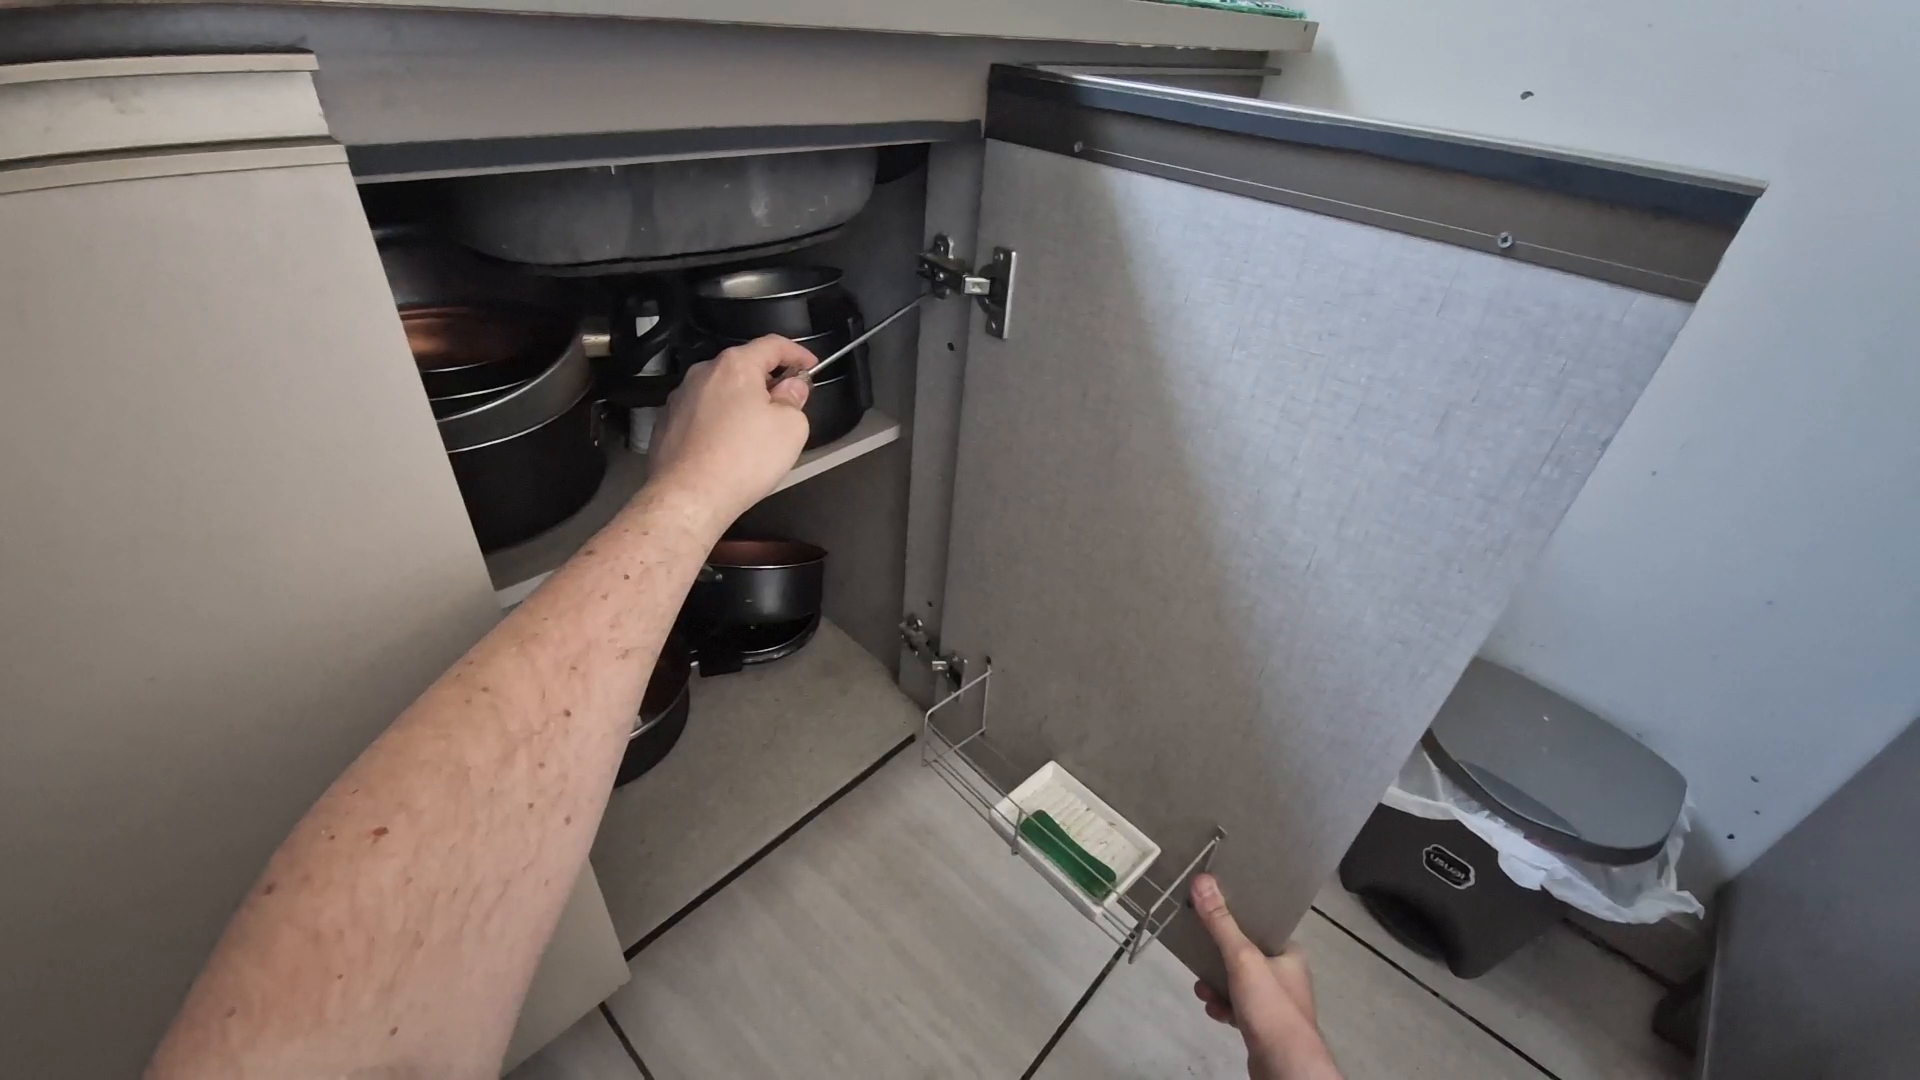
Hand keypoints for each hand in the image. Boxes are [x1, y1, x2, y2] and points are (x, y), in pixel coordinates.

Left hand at [646, 336, 815, 530]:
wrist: (689, 496)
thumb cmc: (744, 459)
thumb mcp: (791, 428)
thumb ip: (795, 399)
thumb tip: (792, 388)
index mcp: (735, 366)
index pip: (772, 344)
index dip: (797, 353)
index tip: (810, 365)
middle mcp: (703, 374)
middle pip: (743, 367)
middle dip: (768, 381)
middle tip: (788, 403)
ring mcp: (680, 398)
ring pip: (721, 391)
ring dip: (742, 403)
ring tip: (757, 433)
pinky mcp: (667, 424)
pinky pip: (702, 414)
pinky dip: (720, 422)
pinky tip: (729, 448)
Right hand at [1191, 874, 1343, 1079]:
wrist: (1286, 1071)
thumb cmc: (1270, 1007)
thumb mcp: (1242, 957)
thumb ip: (1221, 922)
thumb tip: (1202, 879)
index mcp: (1290, 955)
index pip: (1260, 927)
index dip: (1234, 921)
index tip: (1210, 918)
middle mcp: (1287, 977)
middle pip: (1244, 955)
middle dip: (1217, 957)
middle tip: (1198, 957)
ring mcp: (1276, 1005)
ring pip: (1238, 983)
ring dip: (1216, 984)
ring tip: (1202, 989)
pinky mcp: (1265, 1029)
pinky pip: (1238, 1008)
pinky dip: (1224, 1007)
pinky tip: (1213, 1011)